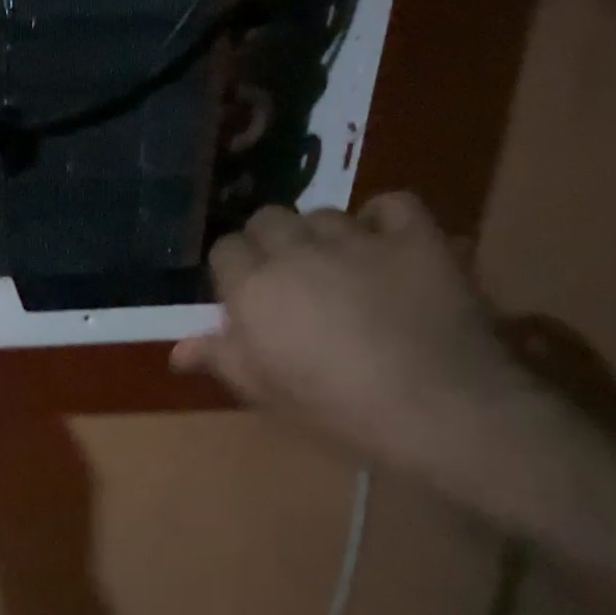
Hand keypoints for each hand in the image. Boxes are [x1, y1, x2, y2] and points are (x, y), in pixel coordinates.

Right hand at [172, 193, 536, 473]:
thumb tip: (179, 348)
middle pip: (268, 219)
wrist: (436, 409)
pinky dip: (382, 216)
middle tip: (285, 277)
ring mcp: (358, 241)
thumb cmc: (334, 408)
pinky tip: (382, 240)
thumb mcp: (264, 392)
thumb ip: (221, 357)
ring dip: (320, 235)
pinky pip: (392, 204)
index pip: (224, 249)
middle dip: (268, 242)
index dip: (231, 269)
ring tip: (334, 265)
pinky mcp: (416, 240)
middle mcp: (297, 252)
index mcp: (252, 288)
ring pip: (323, 214)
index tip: (242, 294)